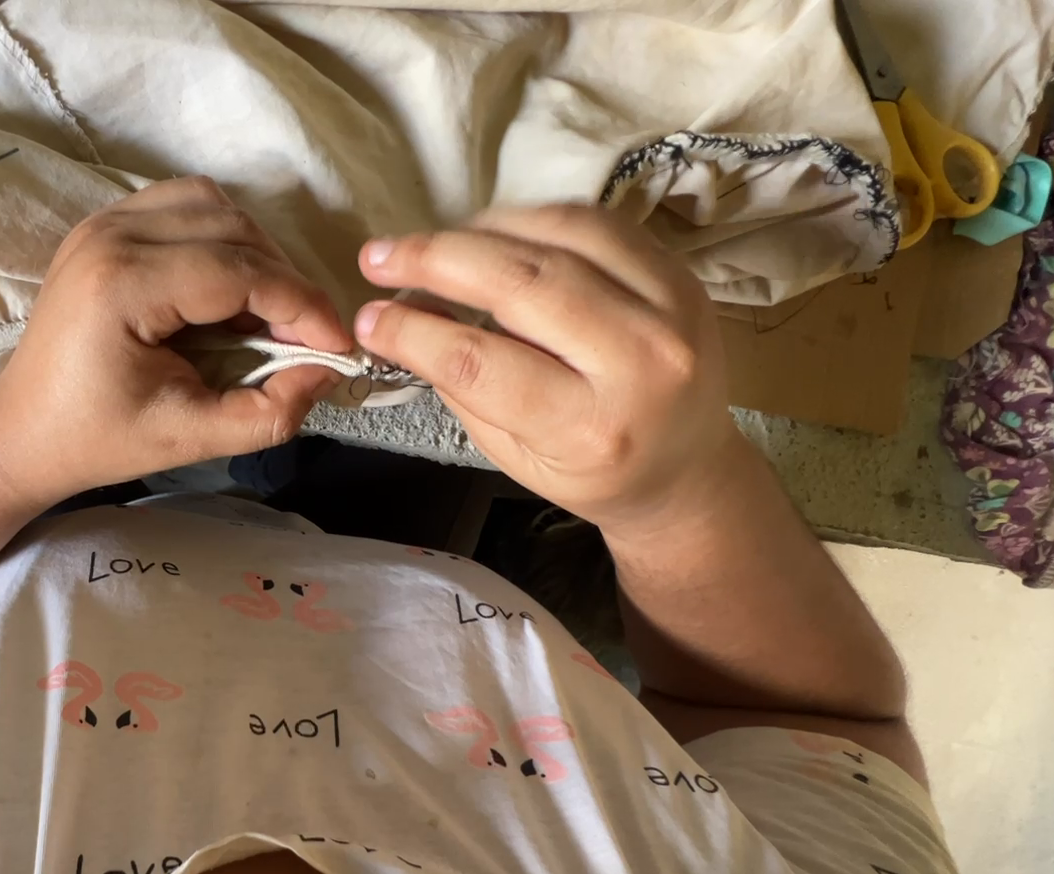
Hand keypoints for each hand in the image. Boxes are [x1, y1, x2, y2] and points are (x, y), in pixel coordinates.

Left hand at [0, 177, 350, 504]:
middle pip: (232, 228)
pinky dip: (221, 241)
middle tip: (304, 337)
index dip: (302, 305)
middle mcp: (110, 234)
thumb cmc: (98, 441)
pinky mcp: (103, 227)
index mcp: (123, 283)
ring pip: (212, 206)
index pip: (239, 271)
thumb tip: (325, 372)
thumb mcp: (189, 438)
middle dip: (284, 281)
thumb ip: (268, 412)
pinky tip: (227, 290)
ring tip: (268, 312)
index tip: (338, 347)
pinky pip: (184, 209)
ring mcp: (102, 222)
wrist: (24, 433)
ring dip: (255, 253)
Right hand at [351, 205, 749, 537]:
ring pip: (560, 237)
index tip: (367, 319)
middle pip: (522, 284)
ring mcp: (670, 307)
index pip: (481, 363)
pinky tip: (487, 234)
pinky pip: (594, 222)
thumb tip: (402, 319)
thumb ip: (460, 386)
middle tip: (380, 256)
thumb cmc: (586, 473)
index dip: (413, 333)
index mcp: (588, 428)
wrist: (686, 469)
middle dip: (436, 261)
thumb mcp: (510, 454)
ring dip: (479, 232)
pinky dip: (529, 219)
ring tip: (428, 245)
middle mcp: (639, 362)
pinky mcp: (679, 273)